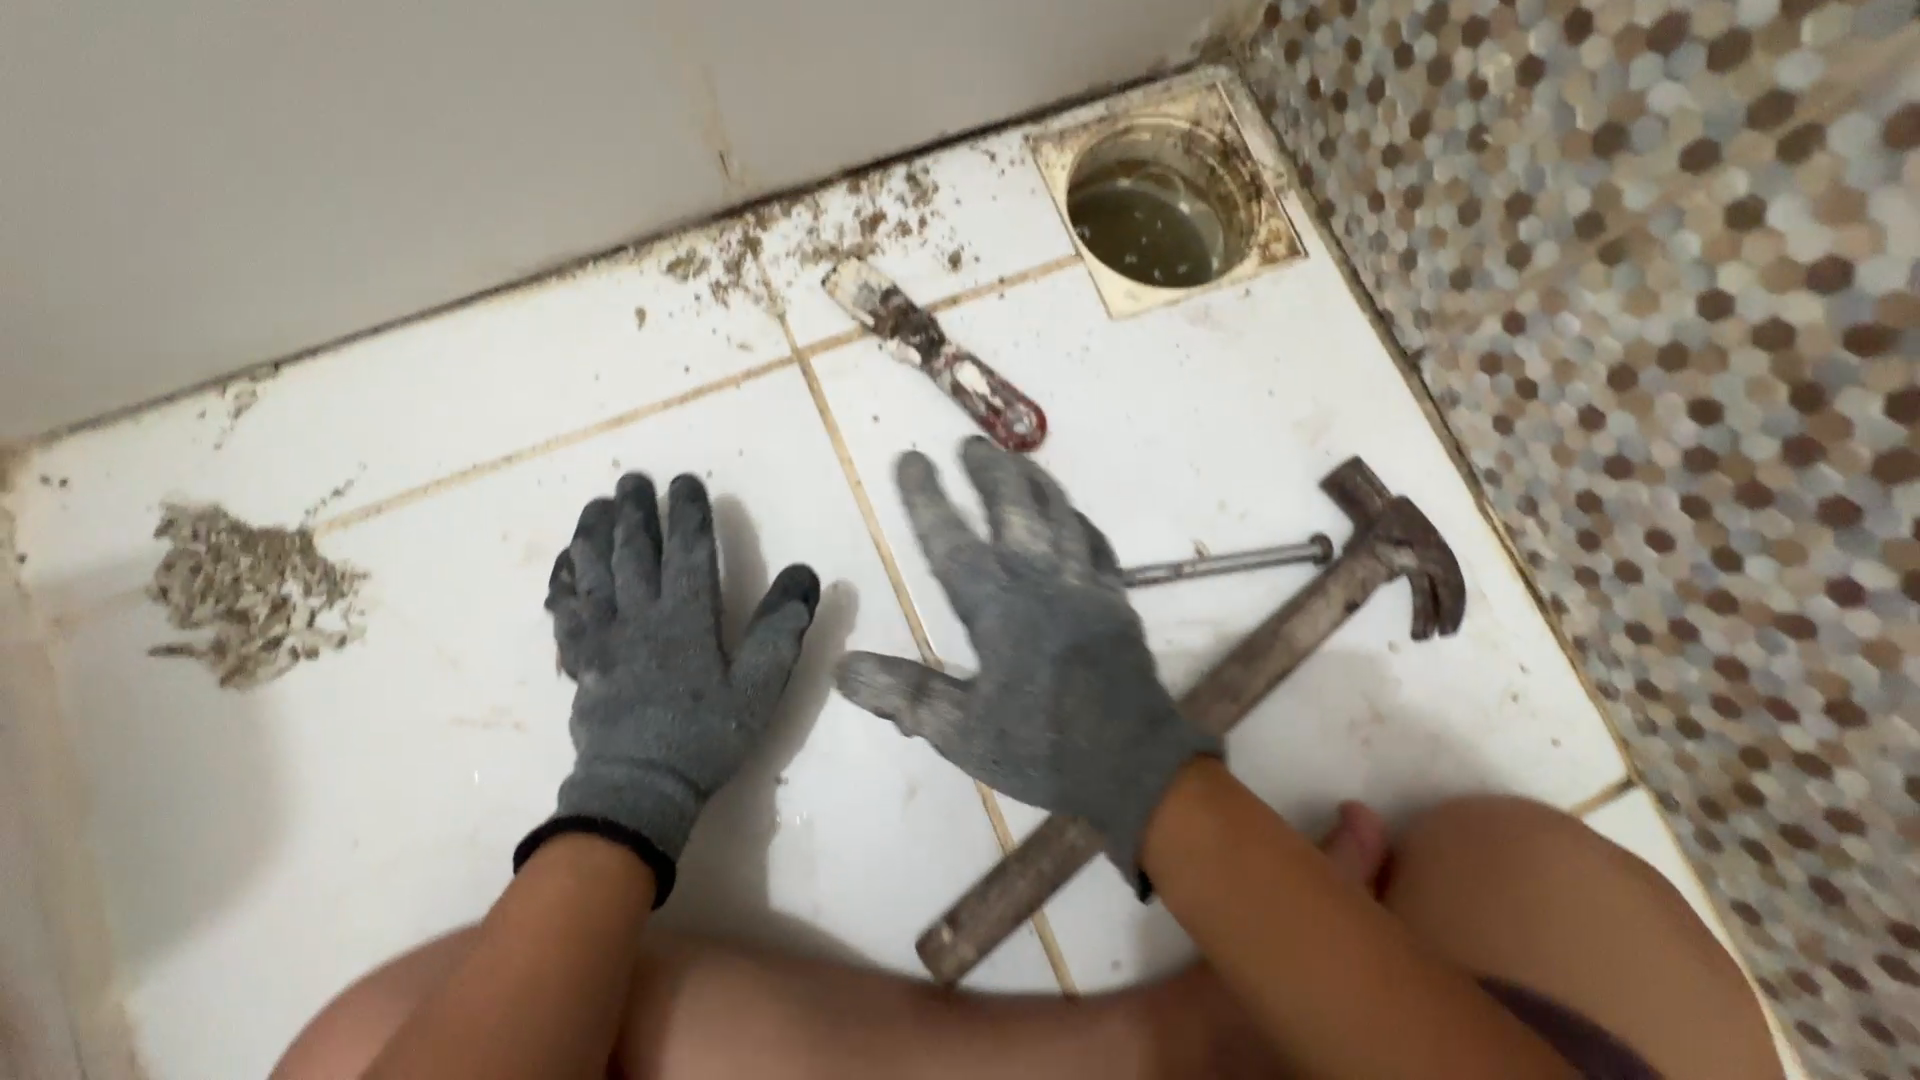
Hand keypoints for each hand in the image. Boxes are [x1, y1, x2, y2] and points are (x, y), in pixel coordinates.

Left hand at [516, 473, 819, 905]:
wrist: (640, 788)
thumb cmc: (707, 736)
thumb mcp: (760, 687)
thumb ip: (781, 628)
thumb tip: (804, 573)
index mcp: (687, 617)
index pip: (687, 550)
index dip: (687, 513)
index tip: (686, 483)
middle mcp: (640, 615)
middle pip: (634, 550)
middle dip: (636, 510)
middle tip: (635, 479)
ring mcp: (603, 637)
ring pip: (594, 571)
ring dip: (595, 533)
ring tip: (598, 505)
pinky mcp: (581, 661)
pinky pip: (565, 611)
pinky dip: (563, 582)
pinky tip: (563, 565)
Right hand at [834, 437, 1219, 887]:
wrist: (1135, 764)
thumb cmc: (1042, 748)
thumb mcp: (962, 733)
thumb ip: (905, 695)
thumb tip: (843, 668)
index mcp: (999, 609)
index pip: (953, 540)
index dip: (927, 499)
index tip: (912, 459)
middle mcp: (1042, 582)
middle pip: (1013, 508)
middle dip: (987, 471)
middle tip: (969, 444)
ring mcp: (1085, 586)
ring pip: (1059, 515)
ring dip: (1034, 480)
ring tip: (1014, 456)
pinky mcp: (1116, 600)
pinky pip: (1096, 544)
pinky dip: (1078, 520)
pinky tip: (1070, 513)